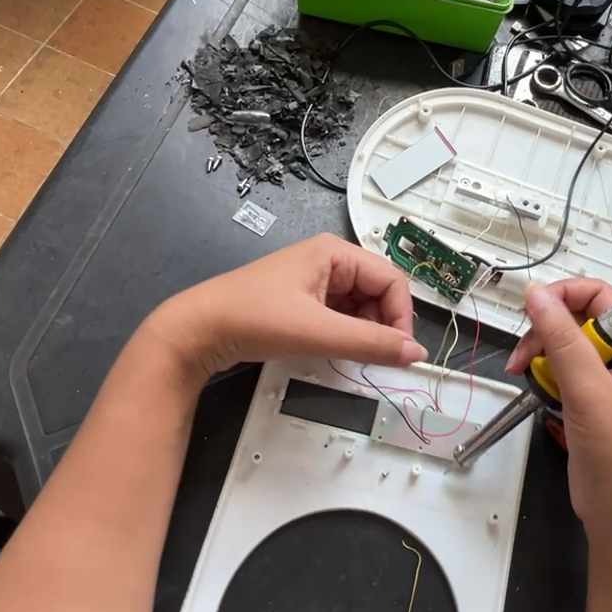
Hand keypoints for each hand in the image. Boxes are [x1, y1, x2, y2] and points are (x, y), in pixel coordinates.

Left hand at [148, 235, 425, 376]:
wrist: (196, 331)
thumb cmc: (252, 318)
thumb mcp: (316, 332)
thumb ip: (369, 343)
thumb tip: (414, 354)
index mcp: (334, 252)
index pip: (391, 279)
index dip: (401, 316)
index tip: (400, 352)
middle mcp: (329, 262)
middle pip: (378, 293)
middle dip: (382, 326)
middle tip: (375, 358)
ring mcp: (315, 282)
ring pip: (361, 308)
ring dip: (363, 334)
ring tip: (349, 355)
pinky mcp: (303, 302)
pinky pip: (341, 317)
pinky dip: (345, 337)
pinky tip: (334, 352)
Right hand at [507, 279, 611, 541]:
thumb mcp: (588, 390)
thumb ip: (561, 338)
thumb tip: (535, 293)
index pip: (602, 296)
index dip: (566, 295)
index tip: (531, 310)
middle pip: (579, 319)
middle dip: (546, 330)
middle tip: (522, 355)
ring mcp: (607, 380)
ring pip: (565, 345)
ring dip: (540, 354)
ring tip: (521, 373)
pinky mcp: (590, 402)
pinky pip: (562, 372)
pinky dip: (544, 375)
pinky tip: (534, 388)